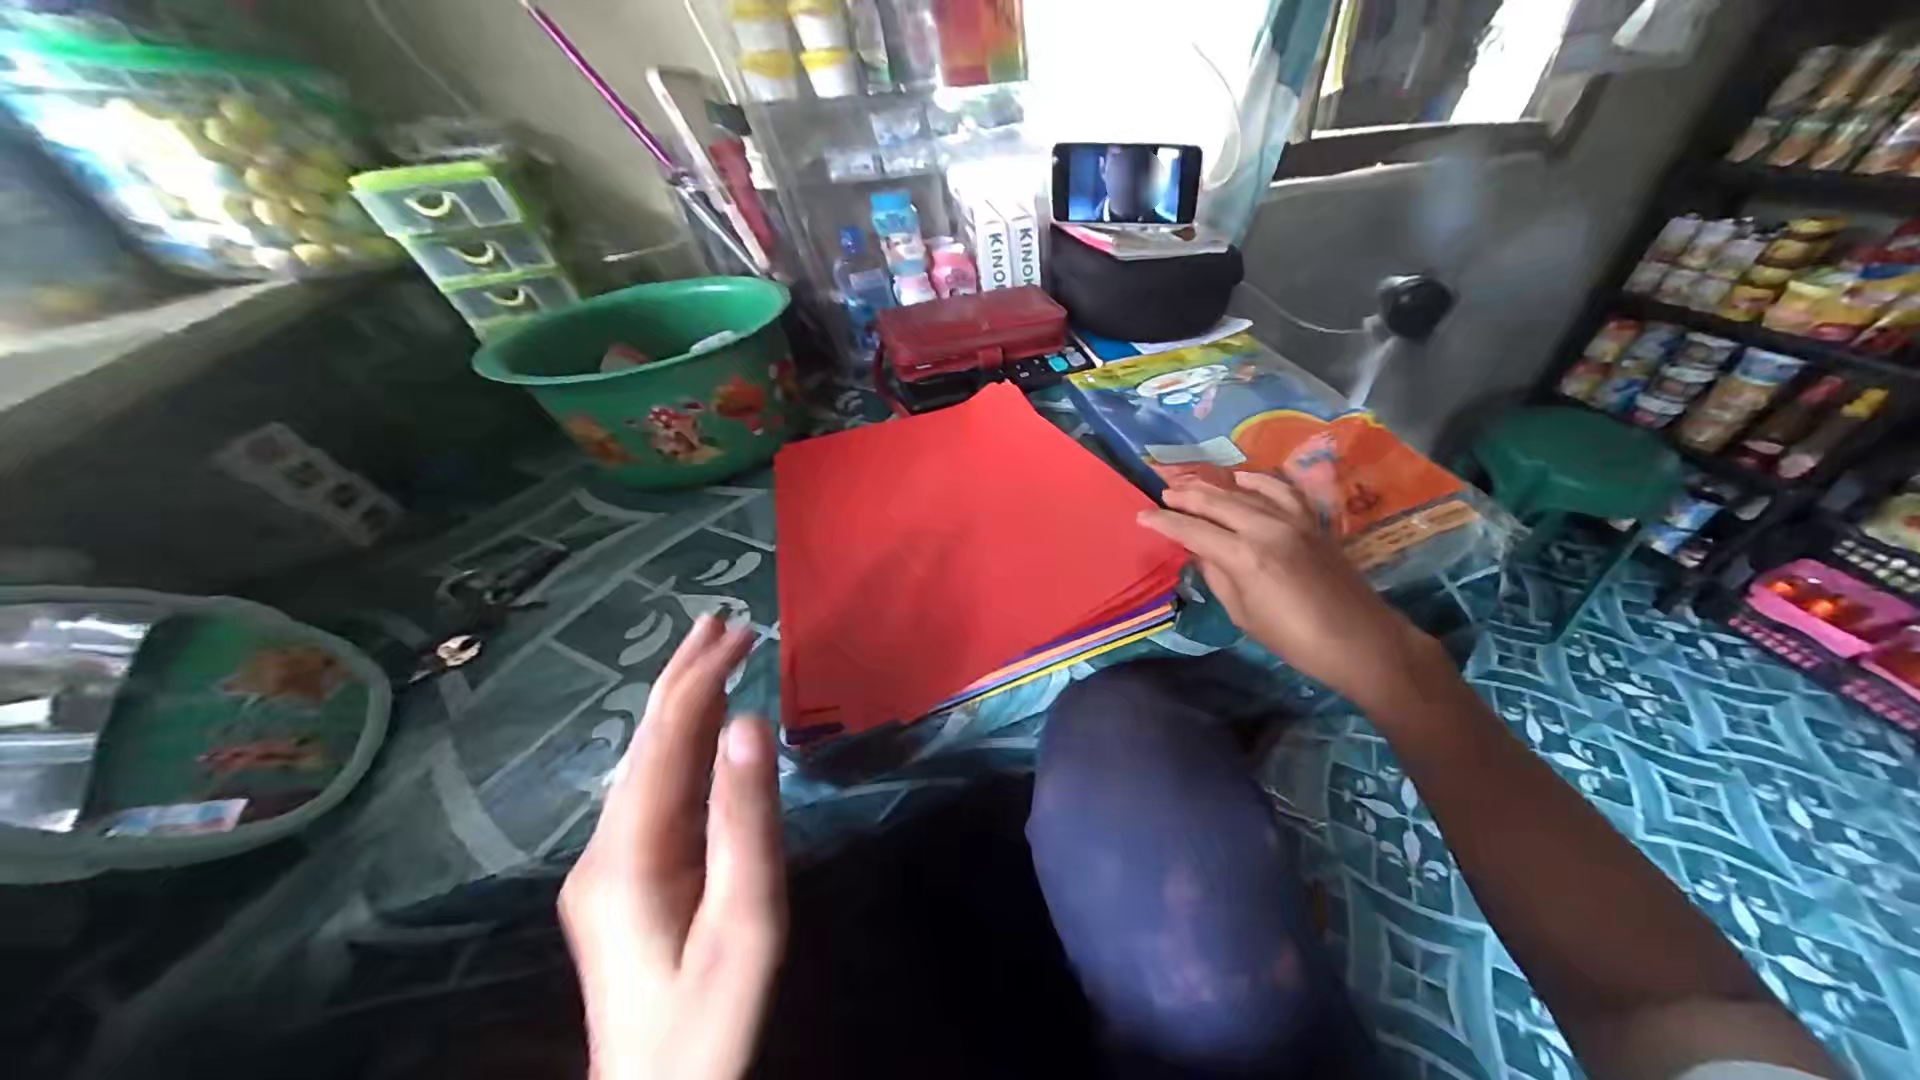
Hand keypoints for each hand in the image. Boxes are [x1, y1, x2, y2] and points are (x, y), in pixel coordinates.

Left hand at [559, 615, 784, 1079]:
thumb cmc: (711, 1019)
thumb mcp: (745, 920)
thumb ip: (746, 821)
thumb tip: (751, 723)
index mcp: (629, 853)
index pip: (667, 740)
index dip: (701, 678)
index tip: (741, 632)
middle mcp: (605, 846)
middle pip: (648, 741)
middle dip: (685, 675)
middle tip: (720, 621)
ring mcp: (607, 864)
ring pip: (649, 763)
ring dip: (686, 705)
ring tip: (716, 655)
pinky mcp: (622, 879)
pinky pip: (657, 792)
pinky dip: (685, 745)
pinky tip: (703, 730)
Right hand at [1138, 472, 1443, 706]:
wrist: (1360, 641)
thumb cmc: (1294, 639)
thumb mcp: (1243, 614)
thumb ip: (1218, 576)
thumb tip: (1199, 552)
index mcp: (1244, 556)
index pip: (1192, 530)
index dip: (1164, 522)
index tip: (1142, 515)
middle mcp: (1266, 529)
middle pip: (1216, 503)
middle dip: (1186, 496)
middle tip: (1163, 492)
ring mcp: (1293, 521)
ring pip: (1246, 492)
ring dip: (1216, 486)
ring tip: (1193, 484)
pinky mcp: (1312, 522)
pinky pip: (1282, 491)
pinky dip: (1260, 482)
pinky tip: (1244, 480)